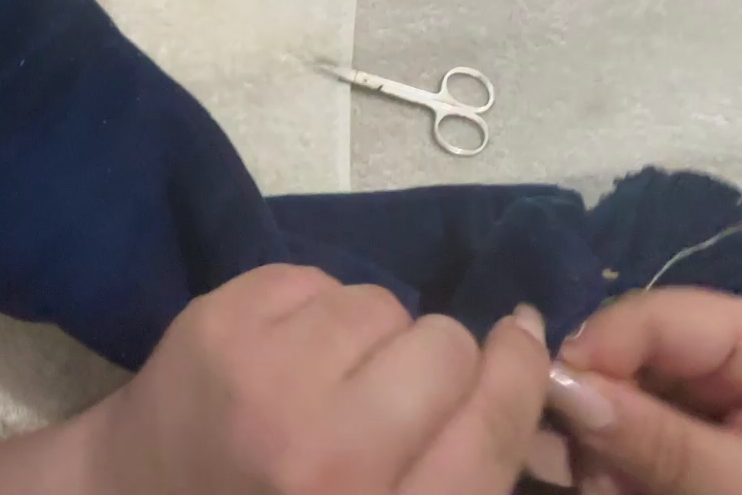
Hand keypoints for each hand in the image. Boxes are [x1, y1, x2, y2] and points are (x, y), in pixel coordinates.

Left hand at [80, 264, 551, 494]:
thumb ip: (442, 466)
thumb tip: (514, 354)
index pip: (487, 436)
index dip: (517, 376)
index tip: (522, 338)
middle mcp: (322, 455)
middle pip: (443, 346)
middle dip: (435, 355)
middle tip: (389, 387)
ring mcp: (263, 374)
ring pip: (379, 301)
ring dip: (367, 330)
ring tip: (322, 370)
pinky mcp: (218, 316)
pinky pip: (317, 275)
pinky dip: (312, 306)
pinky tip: (279, 347)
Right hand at [539, 288, 741, 494]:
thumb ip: (668, 445)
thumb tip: (561, 385)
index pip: (654, 316)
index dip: (595, 350)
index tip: (547, 400)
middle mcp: (721, 346)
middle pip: (623, 351)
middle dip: (591, 407)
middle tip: (575, 467)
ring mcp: (699, 387)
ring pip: (611, 392)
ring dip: (592, 443)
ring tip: (599, 486)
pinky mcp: (681, 427)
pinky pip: (621, 428)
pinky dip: (604, 461)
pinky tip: (605, 485)